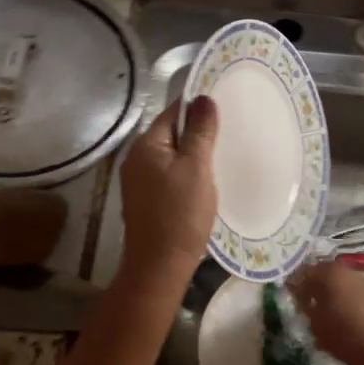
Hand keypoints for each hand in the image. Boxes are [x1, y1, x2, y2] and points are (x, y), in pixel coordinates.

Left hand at [118, 96, 218, 278]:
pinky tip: (203, 183)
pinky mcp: (144, 201)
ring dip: (192, 155)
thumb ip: (200, 131)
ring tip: (220, 158)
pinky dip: (184, 174)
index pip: (172, 112)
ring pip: (170, 156)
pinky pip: (167, 175)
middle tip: (228, 134)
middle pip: (170, 134)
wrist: (159, 267)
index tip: (224, 108)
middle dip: (196, 133)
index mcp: (145, 145)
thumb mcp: (196, 167)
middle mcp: (135, 158)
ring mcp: (137, 181)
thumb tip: (203, 97)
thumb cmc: (180, 213)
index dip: (197, 108)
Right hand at [290, 260, 363, 364]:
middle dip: (312, 286)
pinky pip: (351, 290)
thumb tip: (297, 291)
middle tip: (304, 305)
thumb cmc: (347, 338)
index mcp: (329, 271)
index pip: (302, 270)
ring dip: (328, 292)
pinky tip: (341, 316)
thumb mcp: (316, 324)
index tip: (289, 298)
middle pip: (322, 272)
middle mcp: (347, 269)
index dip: (294, 284)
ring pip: (338, 281)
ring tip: (322, 313)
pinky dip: (343, 298)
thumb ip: (304, 303)